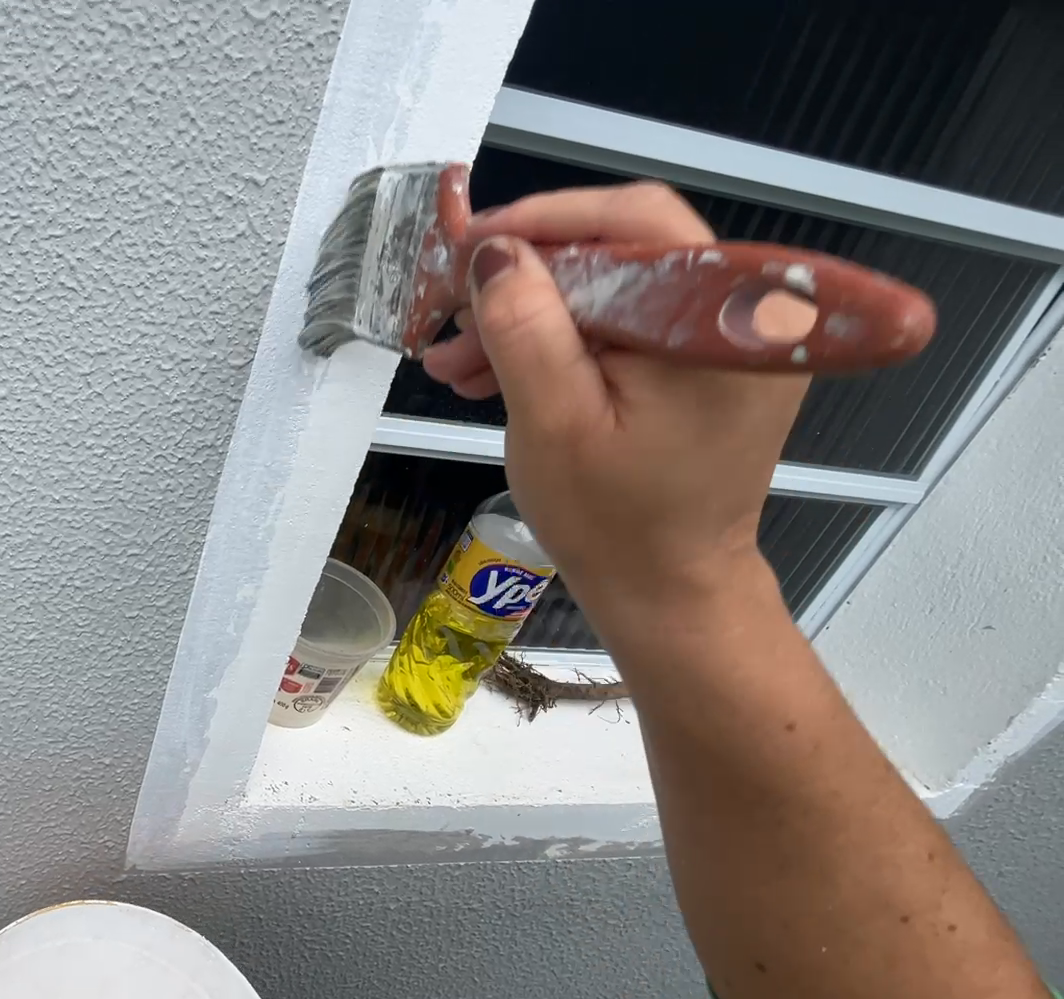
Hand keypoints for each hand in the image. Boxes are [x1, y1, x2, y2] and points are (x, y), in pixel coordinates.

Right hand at [420, 182, 808, 619]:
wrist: (665, 587)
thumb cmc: (609, 517)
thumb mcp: (552, 422)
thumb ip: (525, 329)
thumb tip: (491, 252)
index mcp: (718, 320)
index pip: (630, 222)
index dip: (539, 222)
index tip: (464, 249)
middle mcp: (741, 312)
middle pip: (616, 254)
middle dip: (521, 283)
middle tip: (446, 322)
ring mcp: (720, 340)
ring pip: (607, 292)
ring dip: (526, 318)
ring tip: (454, 364)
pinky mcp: (698, 365)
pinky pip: (618, 328)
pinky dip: (556, 343)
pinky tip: (495, 374)